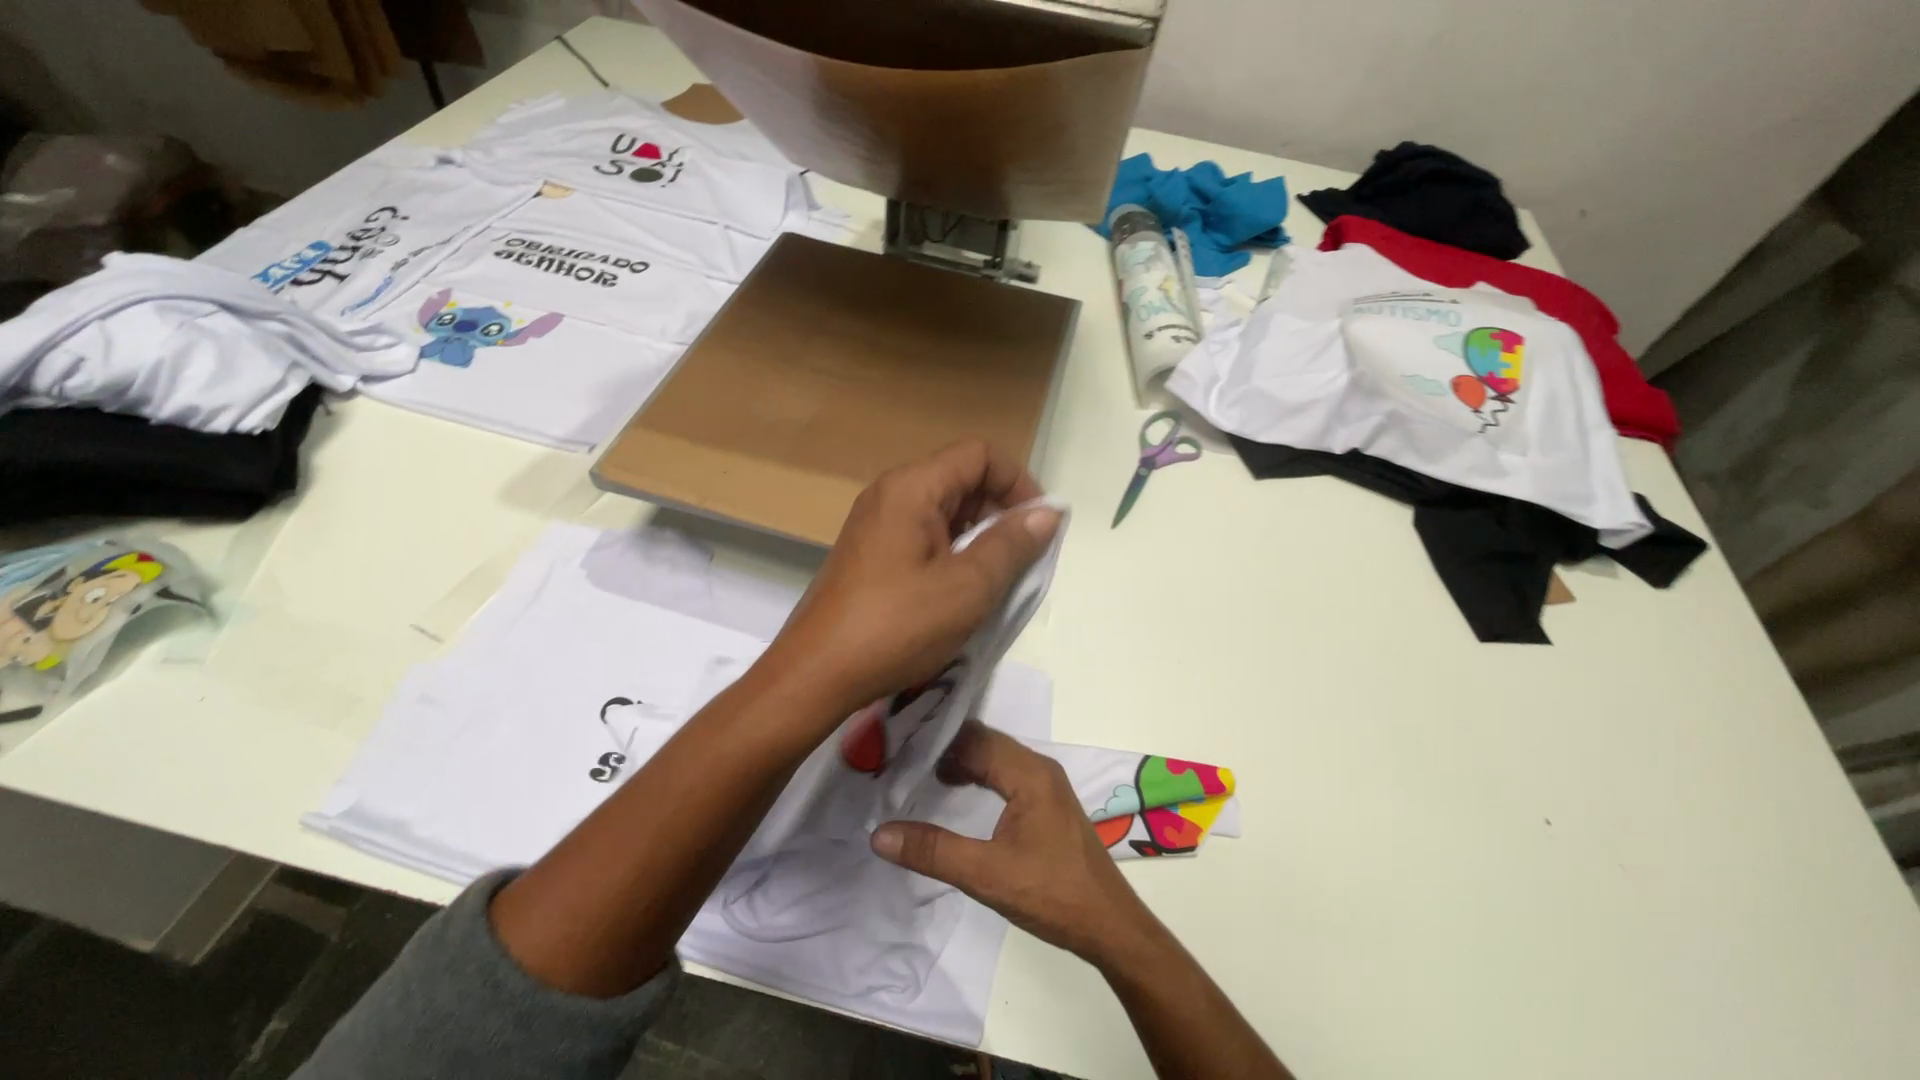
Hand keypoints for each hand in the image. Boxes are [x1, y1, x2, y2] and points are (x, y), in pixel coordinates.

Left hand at [760, 440, 1059, 717]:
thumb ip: (1011, 545)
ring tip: (997, 582)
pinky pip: (924, 537)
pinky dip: (953, 555)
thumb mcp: (967, 587)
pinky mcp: (871, 555)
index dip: (1018, 482)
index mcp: (912, 488)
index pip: (978, 454)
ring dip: (979, 538)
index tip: (1040, 526)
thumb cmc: (896, 626)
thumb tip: (1048, 513)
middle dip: (1001, 511)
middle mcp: (891, 494)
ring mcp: (877, 525)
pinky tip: (963, 594)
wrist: (817, 674)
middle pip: (961, 479)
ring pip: (944, 511)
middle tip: (1023, 560)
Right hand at [870, 720, 1158, 964]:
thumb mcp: (986, 874)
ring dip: (960, 763)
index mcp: (1029, 773)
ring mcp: (1046, 786)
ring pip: (994, 759)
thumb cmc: (1052, 894)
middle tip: (898, 761)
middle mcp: (1039, 769)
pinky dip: (977, 778)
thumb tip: (879, 834)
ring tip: (918, 778)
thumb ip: (933, 851)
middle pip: (983, 742)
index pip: (973, 738)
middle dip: (942, 749)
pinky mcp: (1047, 805)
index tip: (894, 750)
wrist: (1109, 926)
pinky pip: (1004, 776)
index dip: (933, 742)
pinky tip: (954, 795)